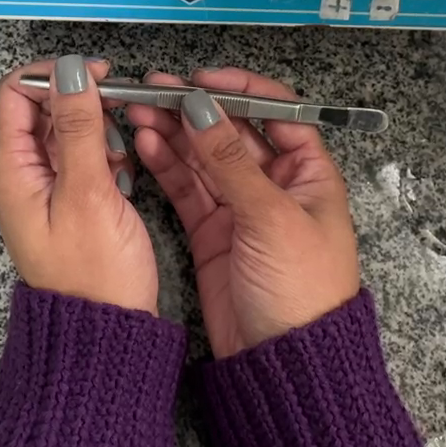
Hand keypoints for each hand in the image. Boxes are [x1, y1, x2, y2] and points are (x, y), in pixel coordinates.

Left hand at [0, 55, 156, 313]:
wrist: (106, 332)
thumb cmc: (94, 272)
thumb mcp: (88, 193)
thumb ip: (79, 128)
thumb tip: (71, 70)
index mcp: (11, 168)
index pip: (16, 93)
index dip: (54, 74)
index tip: (97, 74)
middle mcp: (22, 171)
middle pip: (44, 107)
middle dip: (83, 98)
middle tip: (121, 108)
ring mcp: (46, 183)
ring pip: (68, 128)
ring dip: (98, 125)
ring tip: (124, 149)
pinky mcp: (71, 195)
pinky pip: (83, 153)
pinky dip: (105, 149)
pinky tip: (125, 166)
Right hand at [126, 68, 360, 357]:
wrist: (285, 368)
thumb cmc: (302, 291)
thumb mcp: (271, 218)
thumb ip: (230, 160)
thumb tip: (201, 106)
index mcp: (308, 173)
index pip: (277, 112)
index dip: (241, 89)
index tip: (202, 79)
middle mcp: (274, 184)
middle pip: (231, 131)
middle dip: (194, 109)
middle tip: (154, 89)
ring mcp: (240, 207)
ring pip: (203, 157)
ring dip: (173, 132)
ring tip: (137, 110)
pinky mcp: (212, 231)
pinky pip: (187, 188)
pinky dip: (166, 166)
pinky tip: (145, 144)